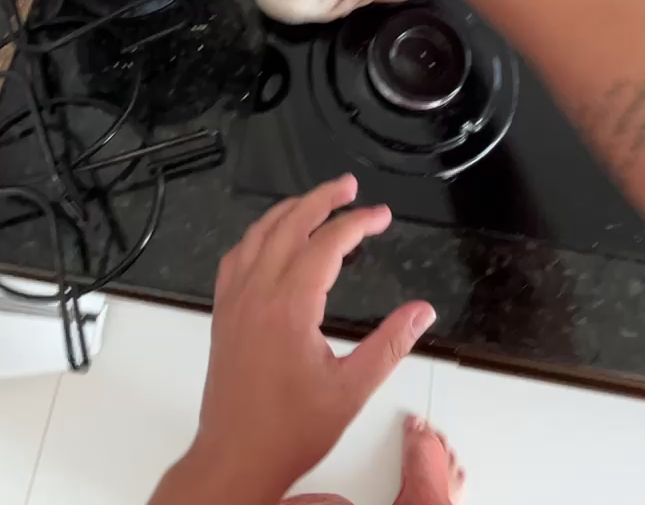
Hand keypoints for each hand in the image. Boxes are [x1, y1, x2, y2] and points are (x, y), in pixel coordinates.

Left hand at [154, 175, 437, 504]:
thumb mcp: (352, 389)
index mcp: (291, 305)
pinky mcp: (223, 310)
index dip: (359, 222)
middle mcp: (259, 292)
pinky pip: (236, 256)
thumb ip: (390, 344)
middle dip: (324, 197)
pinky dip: (257, 235)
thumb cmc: (288, 430)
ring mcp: (236, 298)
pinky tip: (269, 237)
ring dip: (290, 209)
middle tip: (349, 186)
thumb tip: (421, 312)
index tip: (381, 216)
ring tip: (316, 200)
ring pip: (260, 232)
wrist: (236, 457)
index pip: (329, 242)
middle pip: (292, 222)